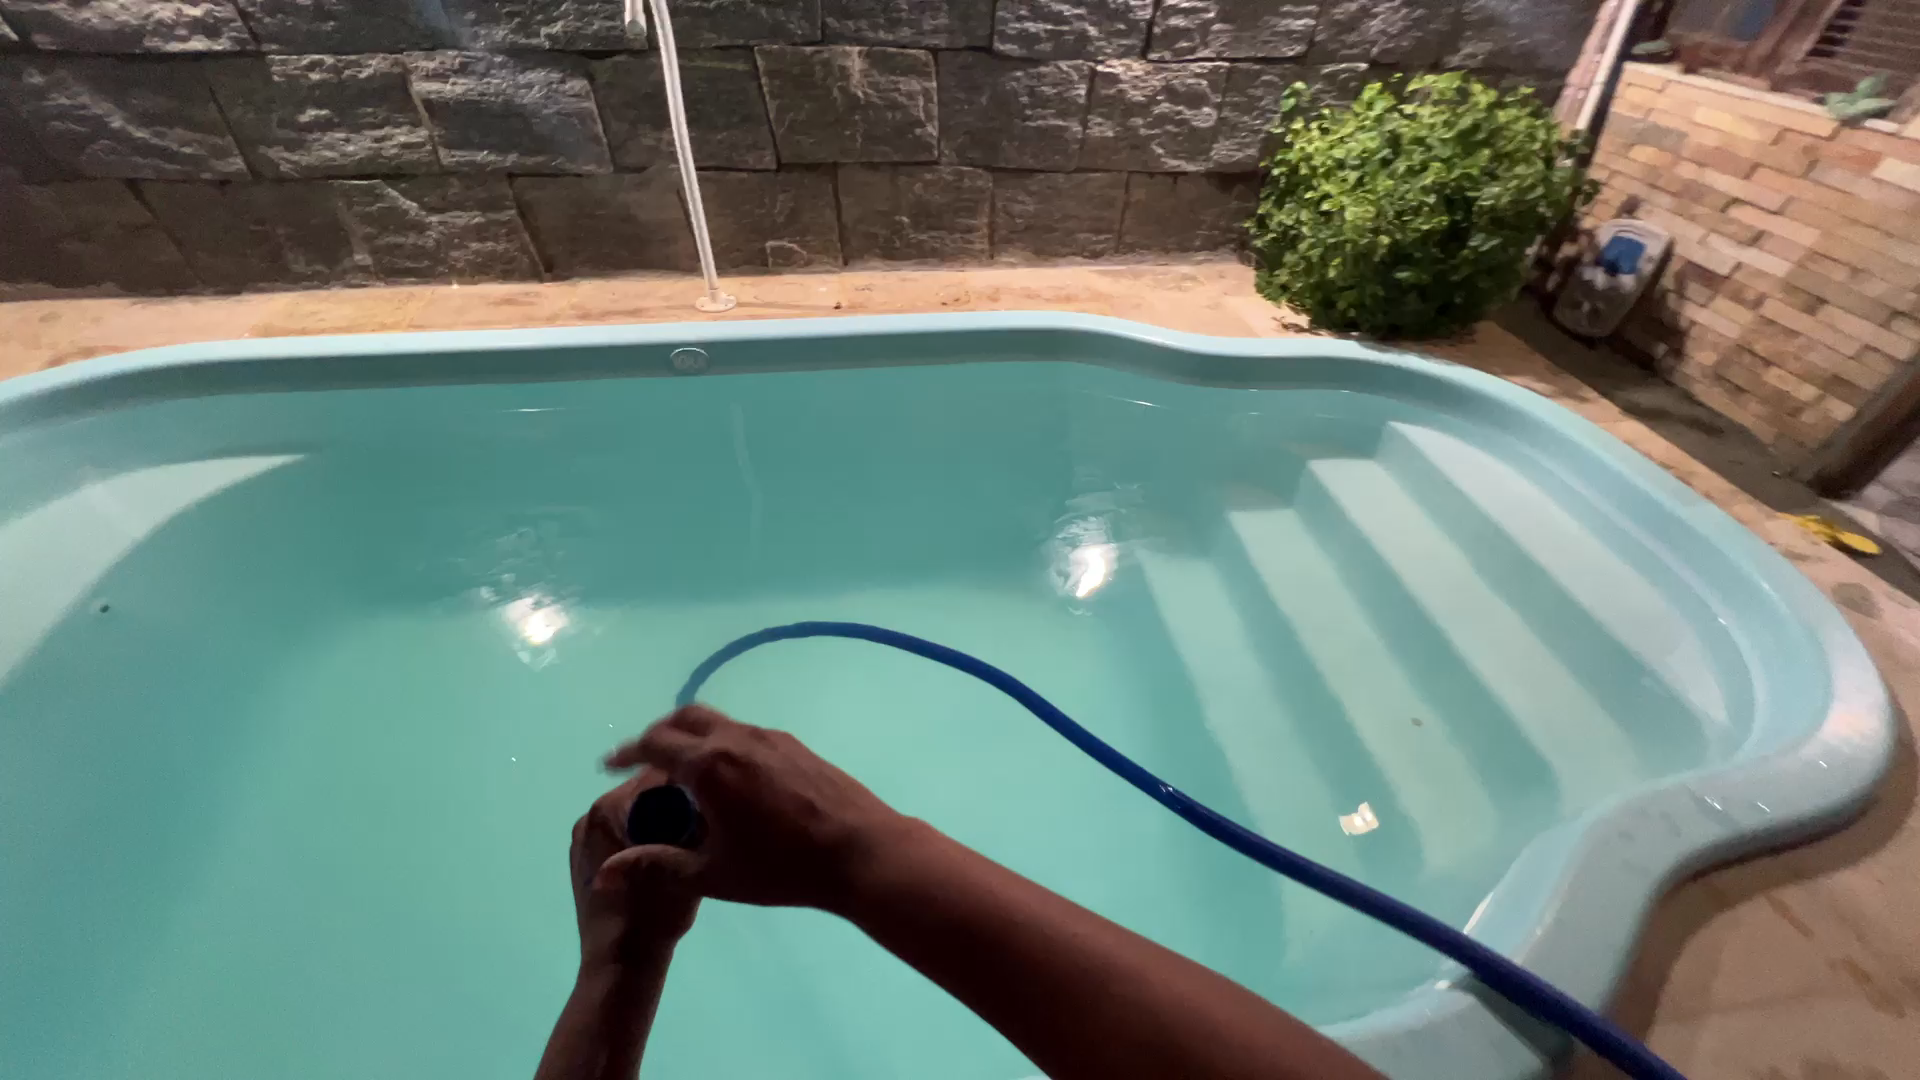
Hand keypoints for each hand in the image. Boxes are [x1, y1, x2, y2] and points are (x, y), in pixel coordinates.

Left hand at [569, 771, 700, 966]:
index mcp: (612, 807)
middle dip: (677, 796)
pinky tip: (665, 851)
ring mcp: (584, 836)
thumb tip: (710, 784)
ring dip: (661, 813)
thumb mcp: (689, 853)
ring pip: (636, 807)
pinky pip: (624, 826)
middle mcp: (592, 814)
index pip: (661, 772)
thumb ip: (696, 812)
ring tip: (687, 834)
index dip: (694, 778)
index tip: (719, 792)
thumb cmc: (658, 909)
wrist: (621, 965)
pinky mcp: (585, 856)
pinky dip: (645, 830)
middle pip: (647, 788)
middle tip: (708, 814)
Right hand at [603, 705, 917, 911]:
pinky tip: (729, 778)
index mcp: (710, 766)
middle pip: (686, 718)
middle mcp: (737, 739)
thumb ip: (656, 866)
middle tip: (643, 758)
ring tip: (685, 770)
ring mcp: (770, 738)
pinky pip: (746, 734)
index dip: (626, 751)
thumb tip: (603, 873)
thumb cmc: (780, 866)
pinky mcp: (795, 745)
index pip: (655, 744)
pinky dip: (724, 744)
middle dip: (659, 733)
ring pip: (720, 723)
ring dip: (695, 736)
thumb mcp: (712, 875)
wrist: (857, 848)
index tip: (609, 763)